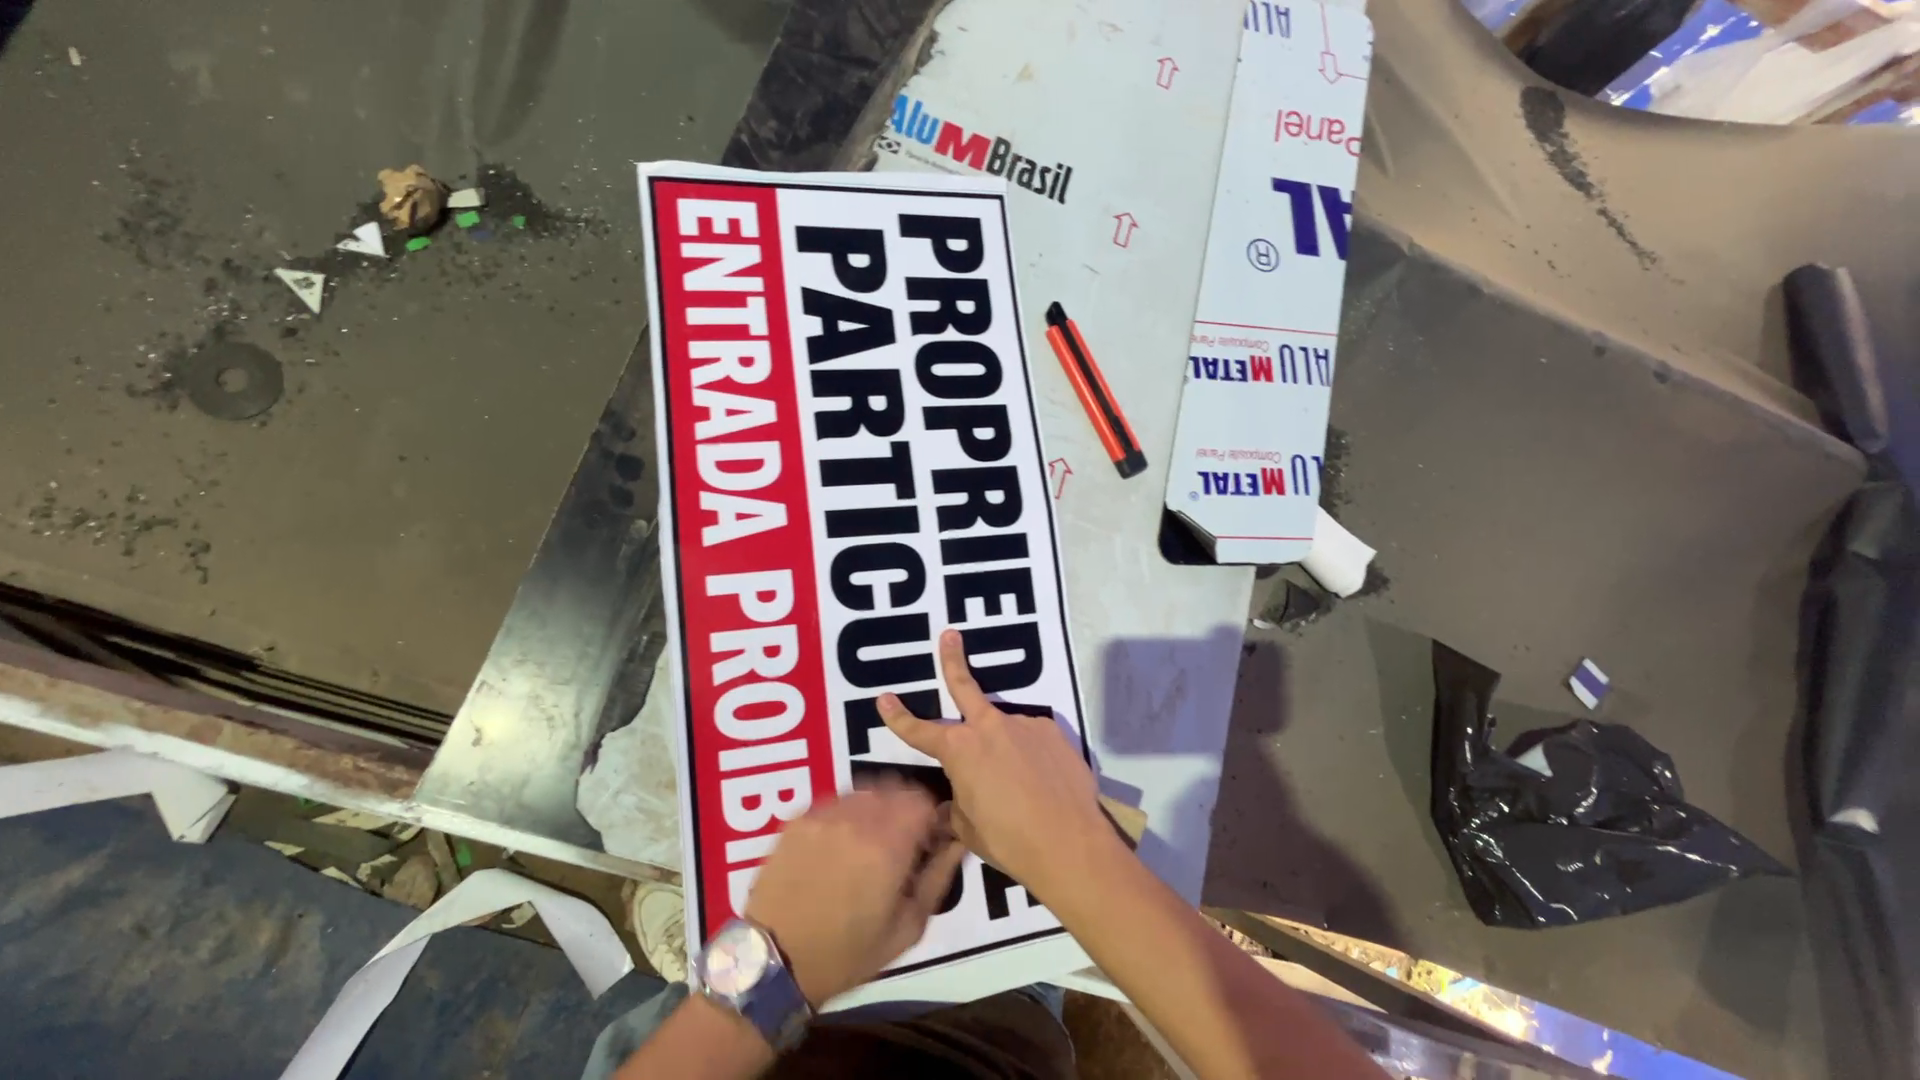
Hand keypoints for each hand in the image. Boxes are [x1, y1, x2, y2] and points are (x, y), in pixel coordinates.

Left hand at [743, 782, 964, 1006]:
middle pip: (895, 789)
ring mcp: (823, 816)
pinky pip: (834, 802)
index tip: (929, 843)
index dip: (932, 818)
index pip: (924, 800)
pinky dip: (847, 815)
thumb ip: (938, 877)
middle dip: (905, 811)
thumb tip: (956, 842)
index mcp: (888, 845)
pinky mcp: (797, 820)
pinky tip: (840, 847)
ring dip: (877, 809)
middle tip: (902, 845)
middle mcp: (856, 819)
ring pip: (864, 791)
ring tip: (870, 846)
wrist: (775, 961)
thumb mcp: (907, 928)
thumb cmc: (848, 953)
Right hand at [877, 628, 1121, 902]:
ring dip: (1005, 747)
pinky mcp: (1054, 733)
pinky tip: (1043, 782)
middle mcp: (990, 727)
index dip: (899, 717)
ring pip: (1005, 729)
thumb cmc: (1009, 839)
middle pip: (965, 687)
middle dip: (953, 660)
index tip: (884, 698)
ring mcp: (1025, 725)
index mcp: (960, 750)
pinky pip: (1033, 741)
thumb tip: (951, 806)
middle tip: (950, 635)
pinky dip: (1031, 756)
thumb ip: (957, 808)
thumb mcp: (969, 829)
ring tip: (1022, 785)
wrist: (1068, 842)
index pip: (920, 731)